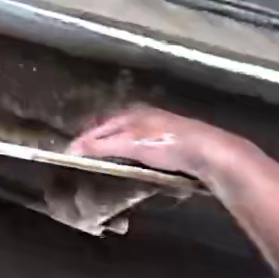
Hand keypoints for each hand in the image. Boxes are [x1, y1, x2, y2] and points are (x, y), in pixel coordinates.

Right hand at [67, 106, 254, 178]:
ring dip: (112, 147)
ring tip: (101, 161)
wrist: (208, 152)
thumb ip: (101, 146)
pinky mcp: (168, 142)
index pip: (98, 126)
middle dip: (96, 140)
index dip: (83, 139)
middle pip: (111, 129)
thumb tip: (73, 148)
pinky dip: (128, 153)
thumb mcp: (130, 144)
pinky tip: (129, 163)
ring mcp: (156, 128)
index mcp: (130, 113)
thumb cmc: (166, 144)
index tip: (70, 153)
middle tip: (82, 156)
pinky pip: (139, 145)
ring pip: (126, 137)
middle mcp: (141, 117)